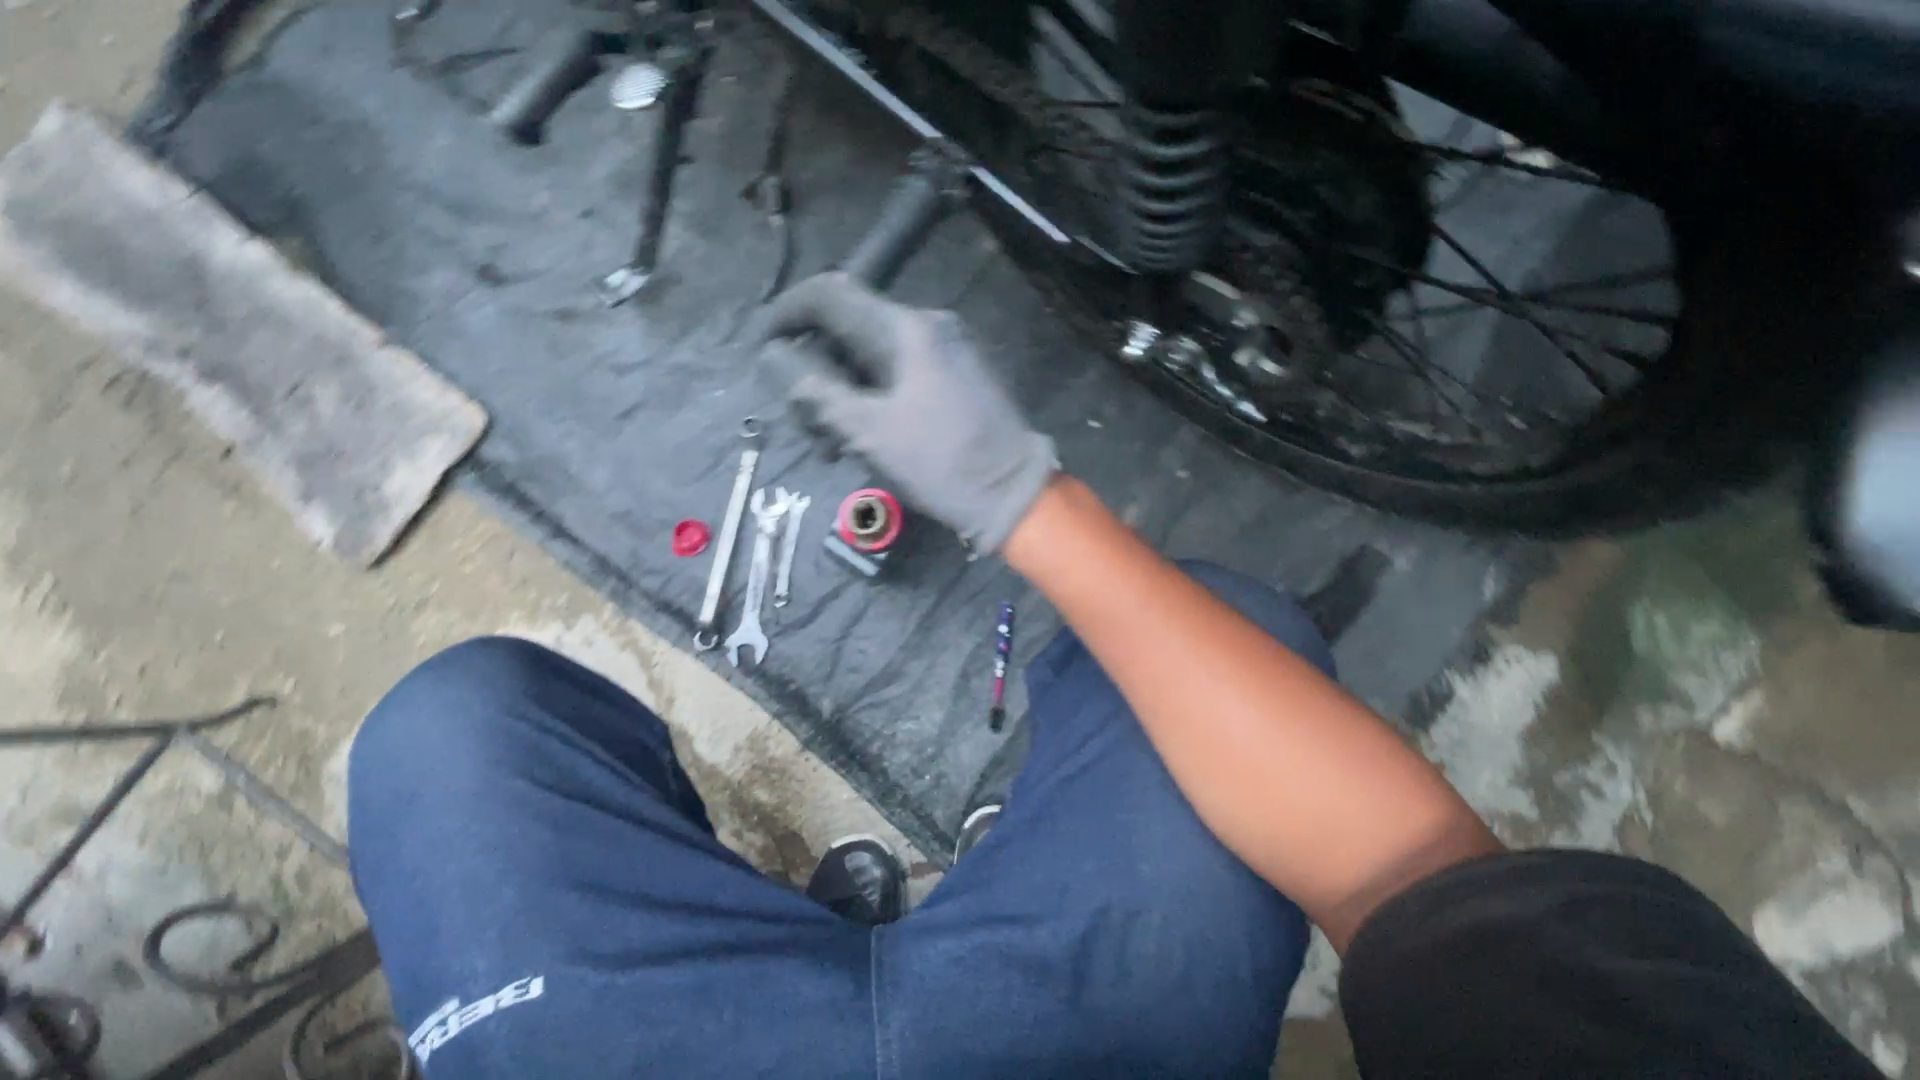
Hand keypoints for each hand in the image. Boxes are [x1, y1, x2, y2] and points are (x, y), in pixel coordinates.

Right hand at [747, 272, 1056, 553]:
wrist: (1013, 495)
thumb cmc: (941, 462)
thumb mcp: (869, 430)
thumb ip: (816, 388)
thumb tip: (771, 355)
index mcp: (908, 328)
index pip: (831, 294)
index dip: (787, 313)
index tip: (760, 346)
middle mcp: (927, 327)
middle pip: (848, 331)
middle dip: (815, 374)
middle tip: (806, 426)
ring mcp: (945, 351)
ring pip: (870, 359)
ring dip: (840, 396)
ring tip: (835, 447)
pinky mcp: (954, 377)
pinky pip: (896, 375)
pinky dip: (870, 400)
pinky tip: (861, 441)